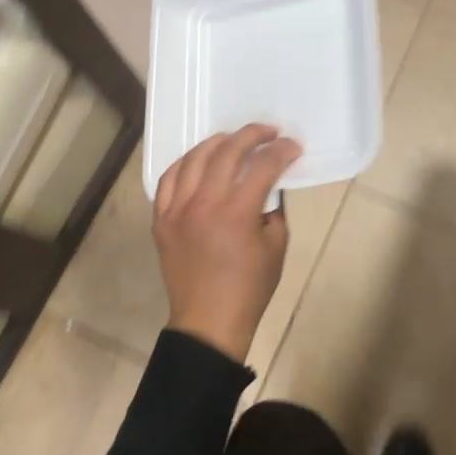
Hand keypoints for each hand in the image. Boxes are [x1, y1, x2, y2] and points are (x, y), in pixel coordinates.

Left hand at [153, 124, 302, 361]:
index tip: (294, 147)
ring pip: (195, 158)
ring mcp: (177, 209)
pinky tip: (200, 160)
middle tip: (269, 133)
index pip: (263, 166)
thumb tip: (271, 184)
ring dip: (219, 142)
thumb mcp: (276, 245)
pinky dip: (186, 163)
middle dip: (253, 135)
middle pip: (228, 151)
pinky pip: (169, 178)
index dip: (282, 151)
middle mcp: (204, 203)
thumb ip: (274, 208)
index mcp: (237, 212)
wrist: (208, 321)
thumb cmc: (249, 287)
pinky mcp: (161, 218)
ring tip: (235, 140)